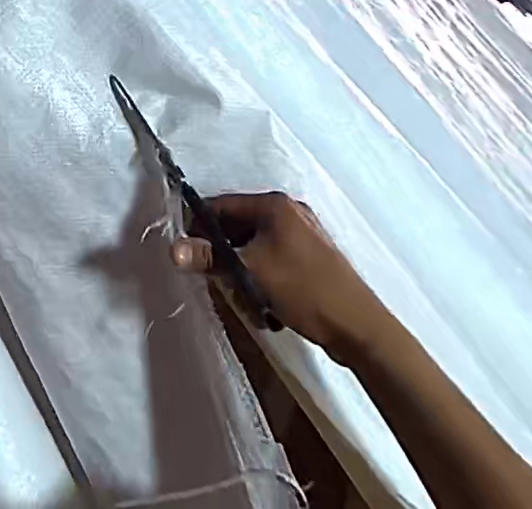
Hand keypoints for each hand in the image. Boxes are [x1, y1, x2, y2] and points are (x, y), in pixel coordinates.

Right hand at [170, 192, 384, 357]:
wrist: (359, 326)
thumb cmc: (302, 289)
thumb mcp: (249, 273)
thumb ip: (209, 259)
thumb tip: (172, 250)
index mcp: (274, 205)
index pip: (223, 205)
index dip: (200, 224)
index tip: (186, 248)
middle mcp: (289, 211)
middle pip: (239, 224)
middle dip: (223, 251)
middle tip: (212, 276)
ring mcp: (303, 233)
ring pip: (255, 243)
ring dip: (242, 266)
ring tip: (241, 292)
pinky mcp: (312, 256)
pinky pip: (273, 256)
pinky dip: (262, 273)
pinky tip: (263, 300)